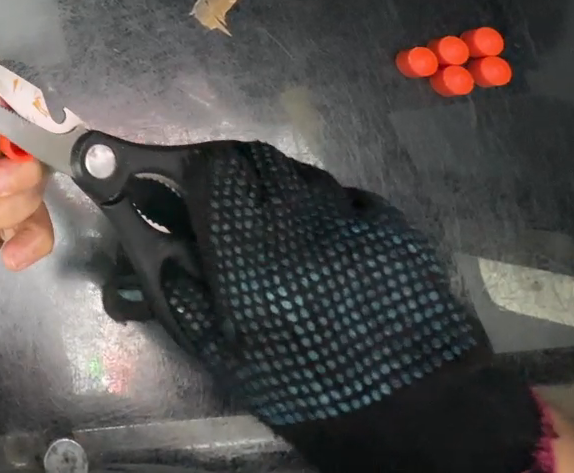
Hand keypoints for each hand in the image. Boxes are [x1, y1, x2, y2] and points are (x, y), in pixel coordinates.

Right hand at [159, 142, 546, 472]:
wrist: (411, 416)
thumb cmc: (304, 385)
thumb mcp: (224, 353)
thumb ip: (184, 294)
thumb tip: (162, 252)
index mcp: (245, 242)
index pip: (212, 165)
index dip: (195, 164)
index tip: (188, 177)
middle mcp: (293, 213)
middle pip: (256, 156)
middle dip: (235, 167)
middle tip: (230, 194)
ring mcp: (347, 216)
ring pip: (301, 172)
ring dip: (281, 183)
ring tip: (280, 215)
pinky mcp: (393, 229)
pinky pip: (348, 195)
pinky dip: (329, 203)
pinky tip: (328, 232)